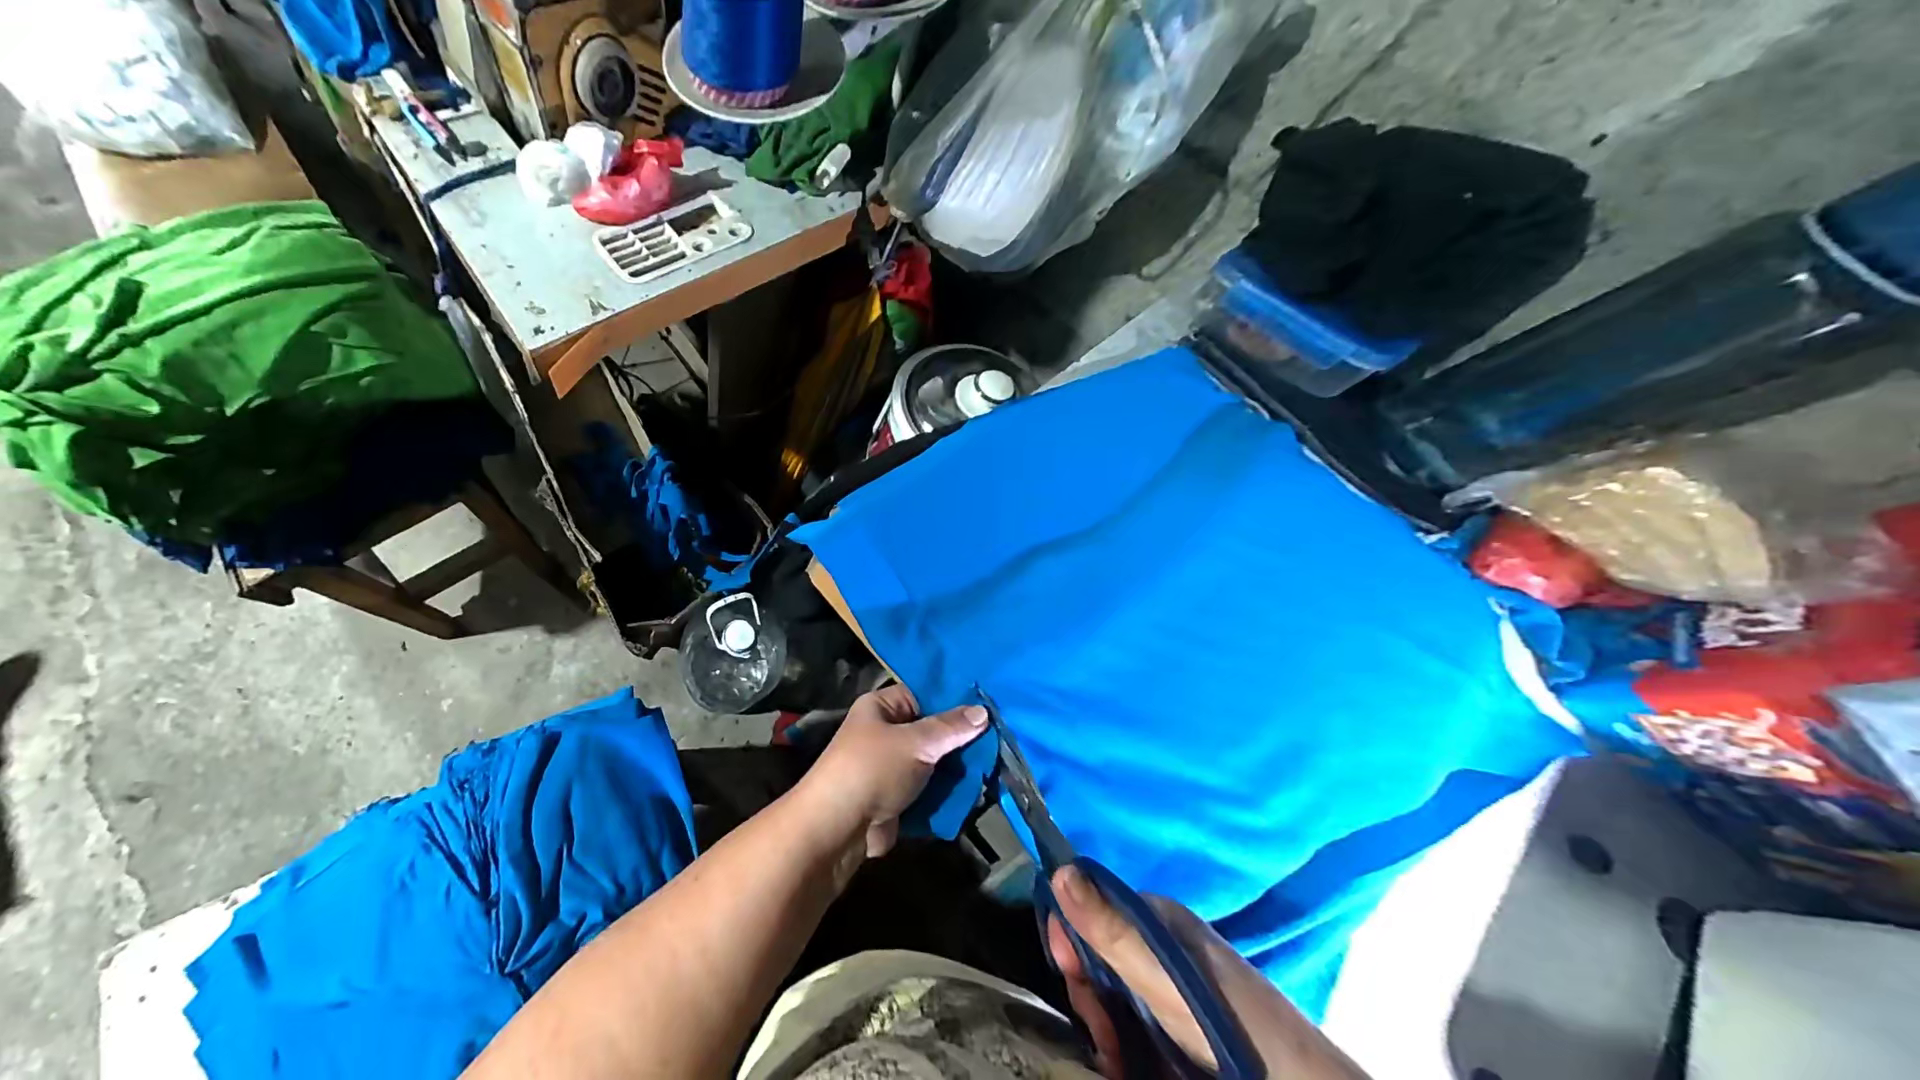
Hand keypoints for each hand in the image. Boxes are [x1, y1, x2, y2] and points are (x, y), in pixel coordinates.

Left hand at [798, 684, 987, 857]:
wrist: (838, 829)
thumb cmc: (873, 770)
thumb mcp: (916, 742)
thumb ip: (951, 727)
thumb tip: (983, 711)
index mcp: (881, 707)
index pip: (923, 694)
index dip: (954, 700)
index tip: (989, 704)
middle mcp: (884, 733)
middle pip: (931, 730)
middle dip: (960, 739)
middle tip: (998, 739)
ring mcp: (891, 767)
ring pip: (933, 761)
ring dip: (956, 768)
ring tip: (993, 765)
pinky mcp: (897, 797)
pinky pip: (928, 788)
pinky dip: (947, 792)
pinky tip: (977, 789)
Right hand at [1047, 866, 1371, 1079]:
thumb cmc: (1226, 1024)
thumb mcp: (1162, 975)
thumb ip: (1111, 928)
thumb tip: (1059, 871)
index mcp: (1155, 918)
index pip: (1090, 909)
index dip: (1071, 940)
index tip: (1068, 975)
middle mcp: (1157, 946)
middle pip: (1094, 958)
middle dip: (1088, 997)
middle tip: (1104, 1037)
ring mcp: (1165, 988)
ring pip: (1106, 996)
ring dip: (1101, 1029)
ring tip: (1116, 1060)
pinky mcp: (1172, 1027)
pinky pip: (1126, 1026)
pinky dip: (1117, 1048)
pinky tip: (1122, 1065)